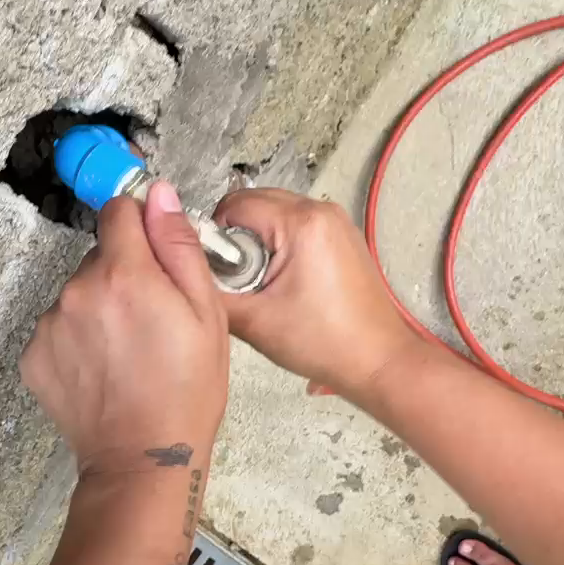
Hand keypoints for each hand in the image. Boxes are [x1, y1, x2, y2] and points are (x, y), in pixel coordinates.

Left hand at [21, 181, 229, 476]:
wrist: (143, 459)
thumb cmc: (186, 390)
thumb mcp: (206, 313)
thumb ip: (178, 244)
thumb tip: (156, 194)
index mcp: (124, 273)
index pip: (118, 211)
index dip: (140, 226)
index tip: (154, 254)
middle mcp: (77, 290)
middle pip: (99, 257)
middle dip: (124, 275)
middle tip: (151, 321)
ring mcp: (50, 324)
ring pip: (78, 294)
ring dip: (99, 309)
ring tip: (127, 352)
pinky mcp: (34, 355)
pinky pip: (59, 327)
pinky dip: (78, 340)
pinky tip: (103, 370)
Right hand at [211, 189, 422, 398]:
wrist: (378, 361)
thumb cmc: (328, 344)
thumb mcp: (256, 322)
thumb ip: (213, 293)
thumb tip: (185, 274)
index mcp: (302, 224)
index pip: (235, 206)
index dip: (216, 236)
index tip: (218, 270)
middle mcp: (322, 211)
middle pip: (255, 203)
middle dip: (237, 237)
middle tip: (237, 279)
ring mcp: (336, 222)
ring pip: (275, 215)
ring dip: (257, 242)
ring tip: (260, 285)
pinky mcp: (342, 237)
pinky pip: (296, 227)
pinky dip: (280, 247)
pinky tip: (281, 284)